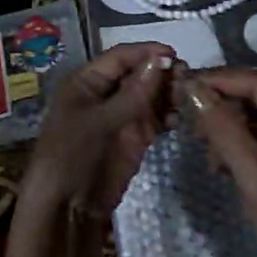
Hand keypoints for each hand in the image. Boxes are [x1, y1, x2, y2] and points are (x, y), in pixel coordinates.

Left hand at [20, 42, 175, 222]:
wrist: (66, 204)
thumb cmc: (71, 154)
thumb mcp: (100, 121)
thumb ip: (133, 94)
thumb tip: (161, 61)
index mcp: (86, 82)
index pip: (119, 57)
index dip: (145, 53)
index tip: (175, 55)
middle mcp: (104, 94)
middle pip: (138, 74)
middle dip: (162, 73)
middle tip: (190, 77)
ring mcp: (120, 116)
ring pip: (149, 96)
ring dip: (168, 93)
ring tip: (189, 95)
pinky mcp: (133, 138)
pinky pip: (155, 119)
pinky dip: (168, 116)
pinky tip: (180, 118)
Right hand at [180, 69, 256, 256]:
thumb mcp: (252, 175)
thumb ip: (222, 129)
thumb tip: (193, 90)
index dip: (221, 80)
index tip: (183, 85)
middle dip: (224, 107)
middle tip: (191, 125)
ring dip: (230, 127)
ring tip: (210, 154)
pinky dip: (242, 141)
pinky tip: (224, 161)